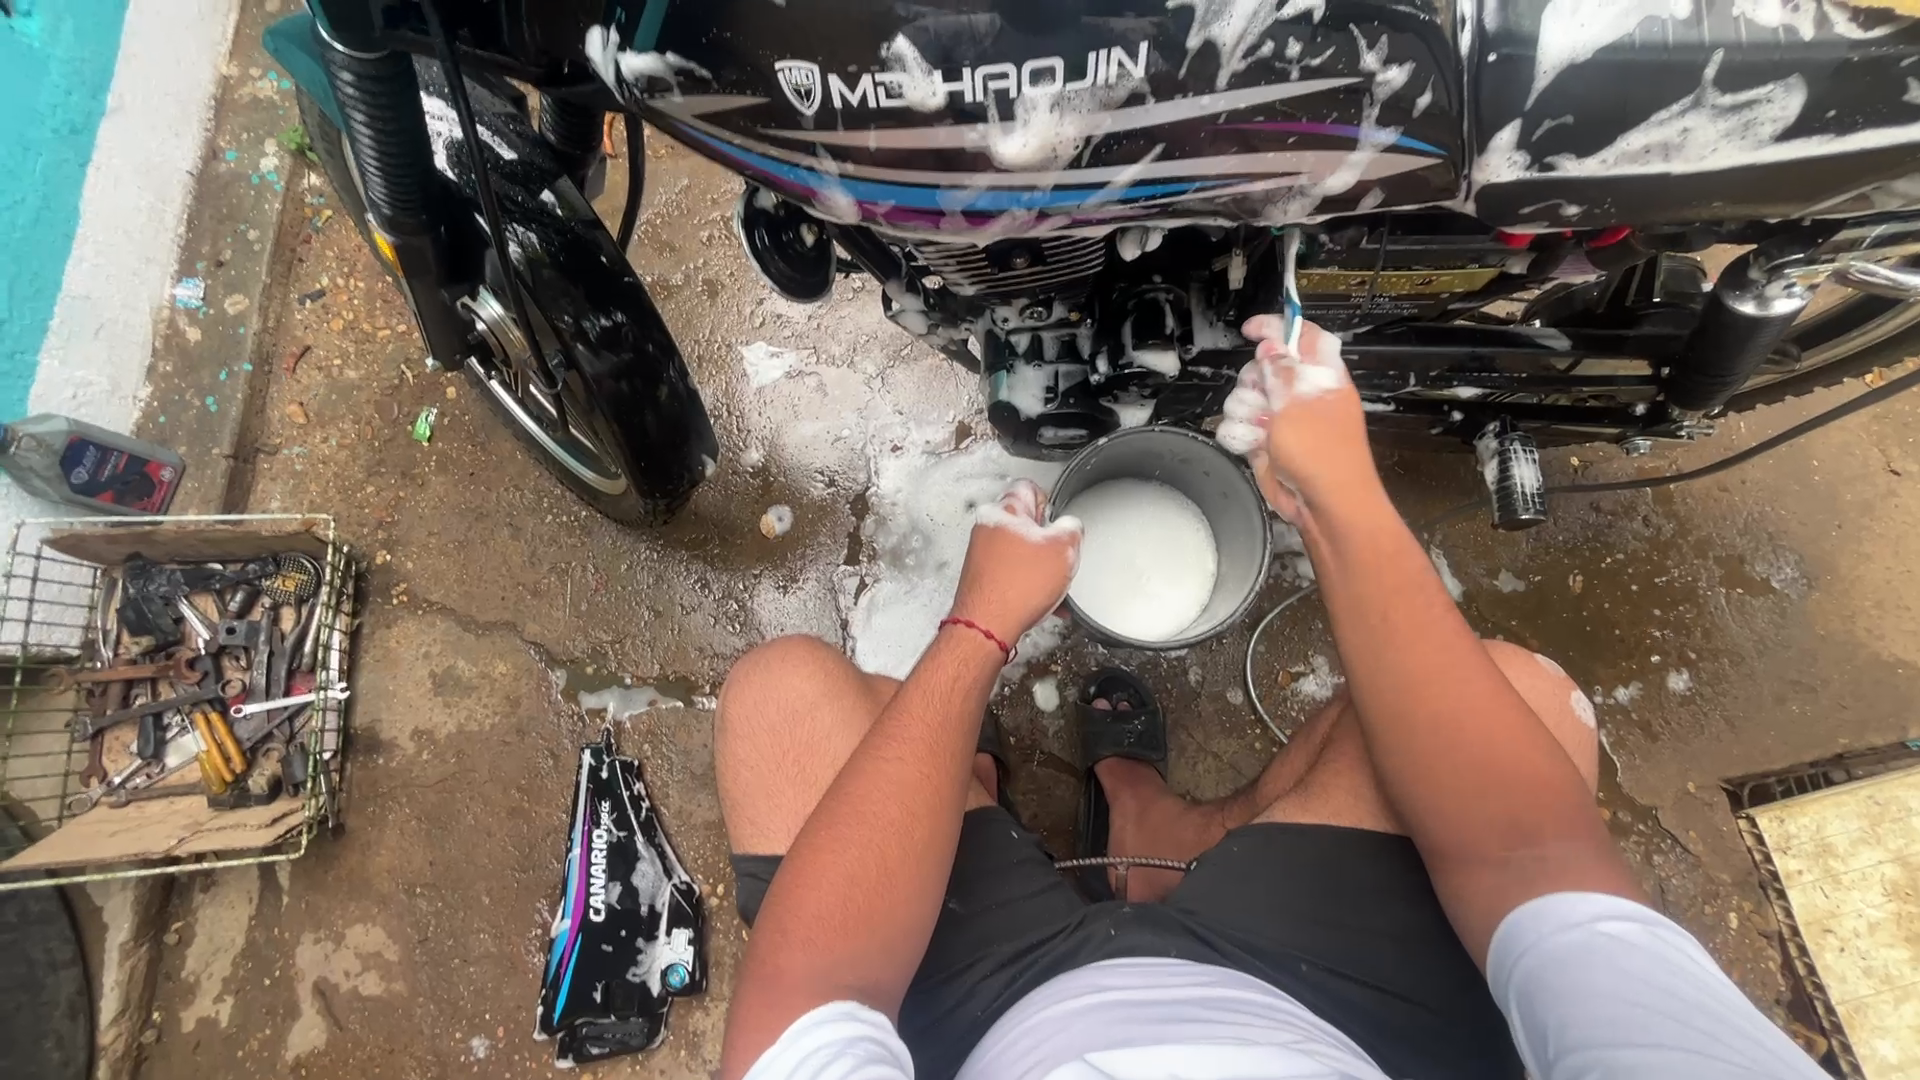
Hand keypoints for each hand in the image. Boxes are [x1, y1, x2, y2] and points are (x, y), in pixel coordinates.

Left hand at [949, 480, 1081, 650]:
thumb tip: (1071, 527)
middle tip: (1058, 557)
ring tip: (1051, 585)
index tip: (1057, 520)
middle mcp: (987, 528)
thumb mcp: (1064, 549)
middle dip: (1047, 542)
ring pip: (1020, 552)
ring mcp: (981, 553)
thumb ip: (1073, 529)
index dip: (1050, 503)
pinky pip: (1011, 574)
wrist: (987, 626)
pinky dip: (1027, 584)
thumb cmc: (1016, 588)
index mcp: (1004, 510)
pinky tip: (1041, 601)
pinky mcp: (981, 577)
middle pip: (1027, 524)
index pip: (1030, 488)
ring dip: (1039, 567)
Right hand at [1215, 315, 1378, 523]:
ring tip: (1260, 429)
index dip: (1277, 328)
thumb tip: (1270, 346)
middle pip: (1262, 368)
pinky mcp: (1263, 443)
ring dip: (1244, 412)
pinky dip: (1240, 436)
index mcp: (1320, 377)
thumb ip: (1280, 371)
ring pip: (1243, 398)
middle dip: (1251, 381)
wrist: (1322, 504)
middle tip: (1261, 397)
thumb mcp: (1300, 404)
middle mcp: (1299, 395)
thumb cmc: (1323, 454)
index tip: (1250, 329)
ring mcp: (1280, 420)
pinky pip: (1238, 427)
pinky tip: (1253, 445)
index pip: (1301, 338)